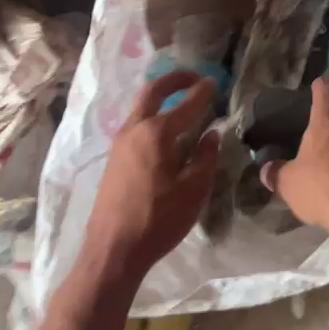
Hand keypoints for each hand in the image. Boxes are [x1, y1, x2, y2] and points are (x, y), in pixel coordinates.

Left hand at [84, 70, 220, 272]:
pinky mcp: (113, 160)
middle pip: (153, 92)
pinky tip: (165, 131)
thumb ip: (205, 157)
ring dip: (161, 98)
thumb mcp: (194, 190)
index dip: (204, 91)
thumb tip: (211, 133)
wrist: (112, 252)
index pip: (187, 103)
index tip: (216, 81)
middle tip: (194, 76)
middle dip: (174, 80)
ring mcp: (119, 145)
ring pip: (141, 108)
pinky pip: (135, 125)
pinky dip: (152, 115)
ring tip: (181, 101)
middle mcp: (134, 130)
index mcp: (157, 133)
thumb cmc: (158, 220)